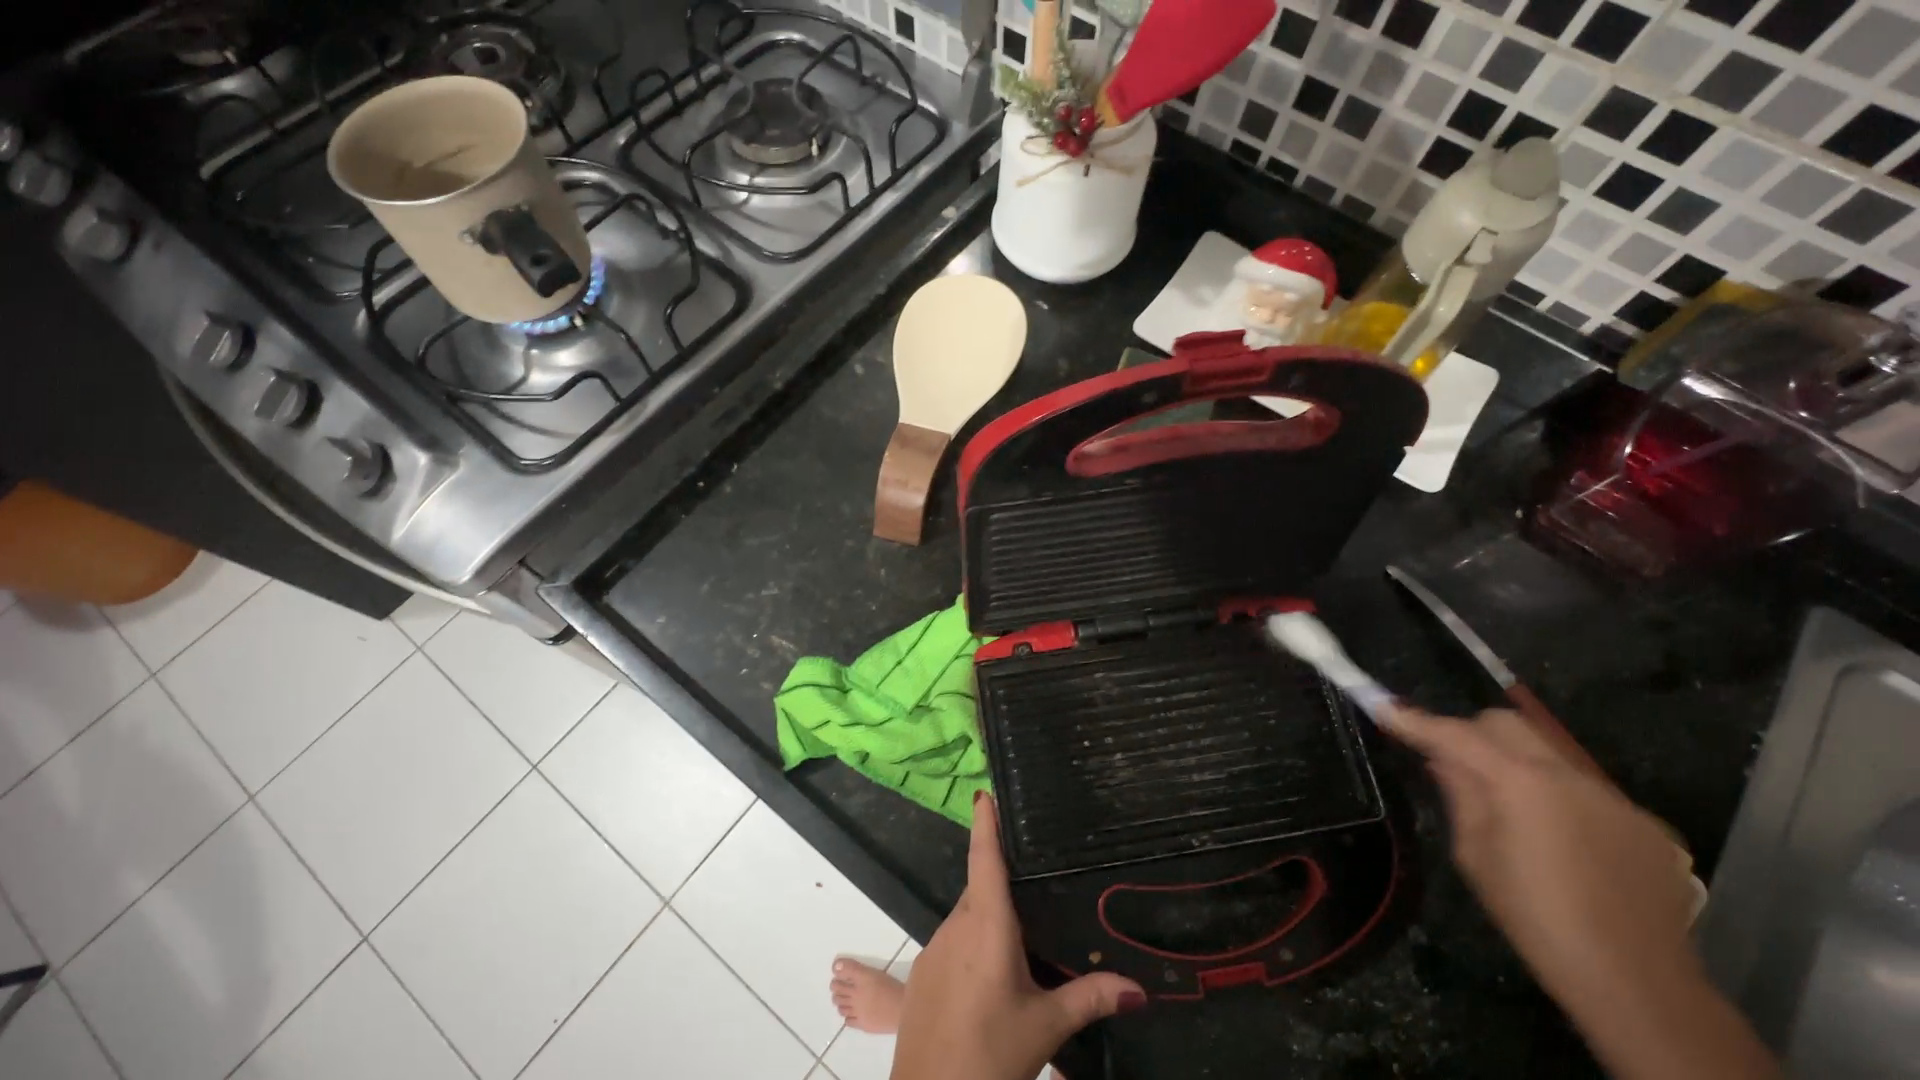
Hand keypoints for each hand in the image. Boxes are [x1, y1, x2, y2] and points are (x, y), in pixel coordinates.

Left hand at [890, 793, 1145, 1079]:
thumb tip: (1141, 988)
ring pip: (968, 916)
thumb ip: (1090, 998)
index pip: (983, 861)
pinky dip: (976, 940)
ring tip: (1027, 925)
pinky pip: (955, 941)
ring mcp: (933, 951)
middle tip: (1038, 867)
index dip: (986, 824)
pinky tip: (997, 969)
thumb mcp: (1045, 1026)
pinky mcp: (923, 975)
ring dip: (992, 914)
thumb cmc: (989, 1054)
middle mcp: (955, 927)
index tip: (985, 791)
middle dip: (1003, 876)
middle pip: (980, 888)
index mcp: (985, 927)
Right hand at [1384, 707, 1776, 1079]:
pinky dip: (1561, 801)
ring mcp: (1612, 795)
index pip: (1455, 734)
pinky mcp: (1643, 820)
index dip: (1415, 721)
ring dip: (1518, 766)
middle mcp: (1568, 774)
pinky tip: (1564, 847)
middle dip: (1471, 733)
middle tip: (1451, 765)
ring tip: (1510, 813)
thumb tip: (1443, 761)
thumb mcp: (1476, 859)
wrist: (1634, 978)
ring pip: (1550, 754)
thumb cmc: (1535, 920)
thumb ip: (1460, 798)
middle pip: (1507, 724)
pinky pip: (1588, 792)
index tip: (1384, 708)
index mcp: (1520, 783)